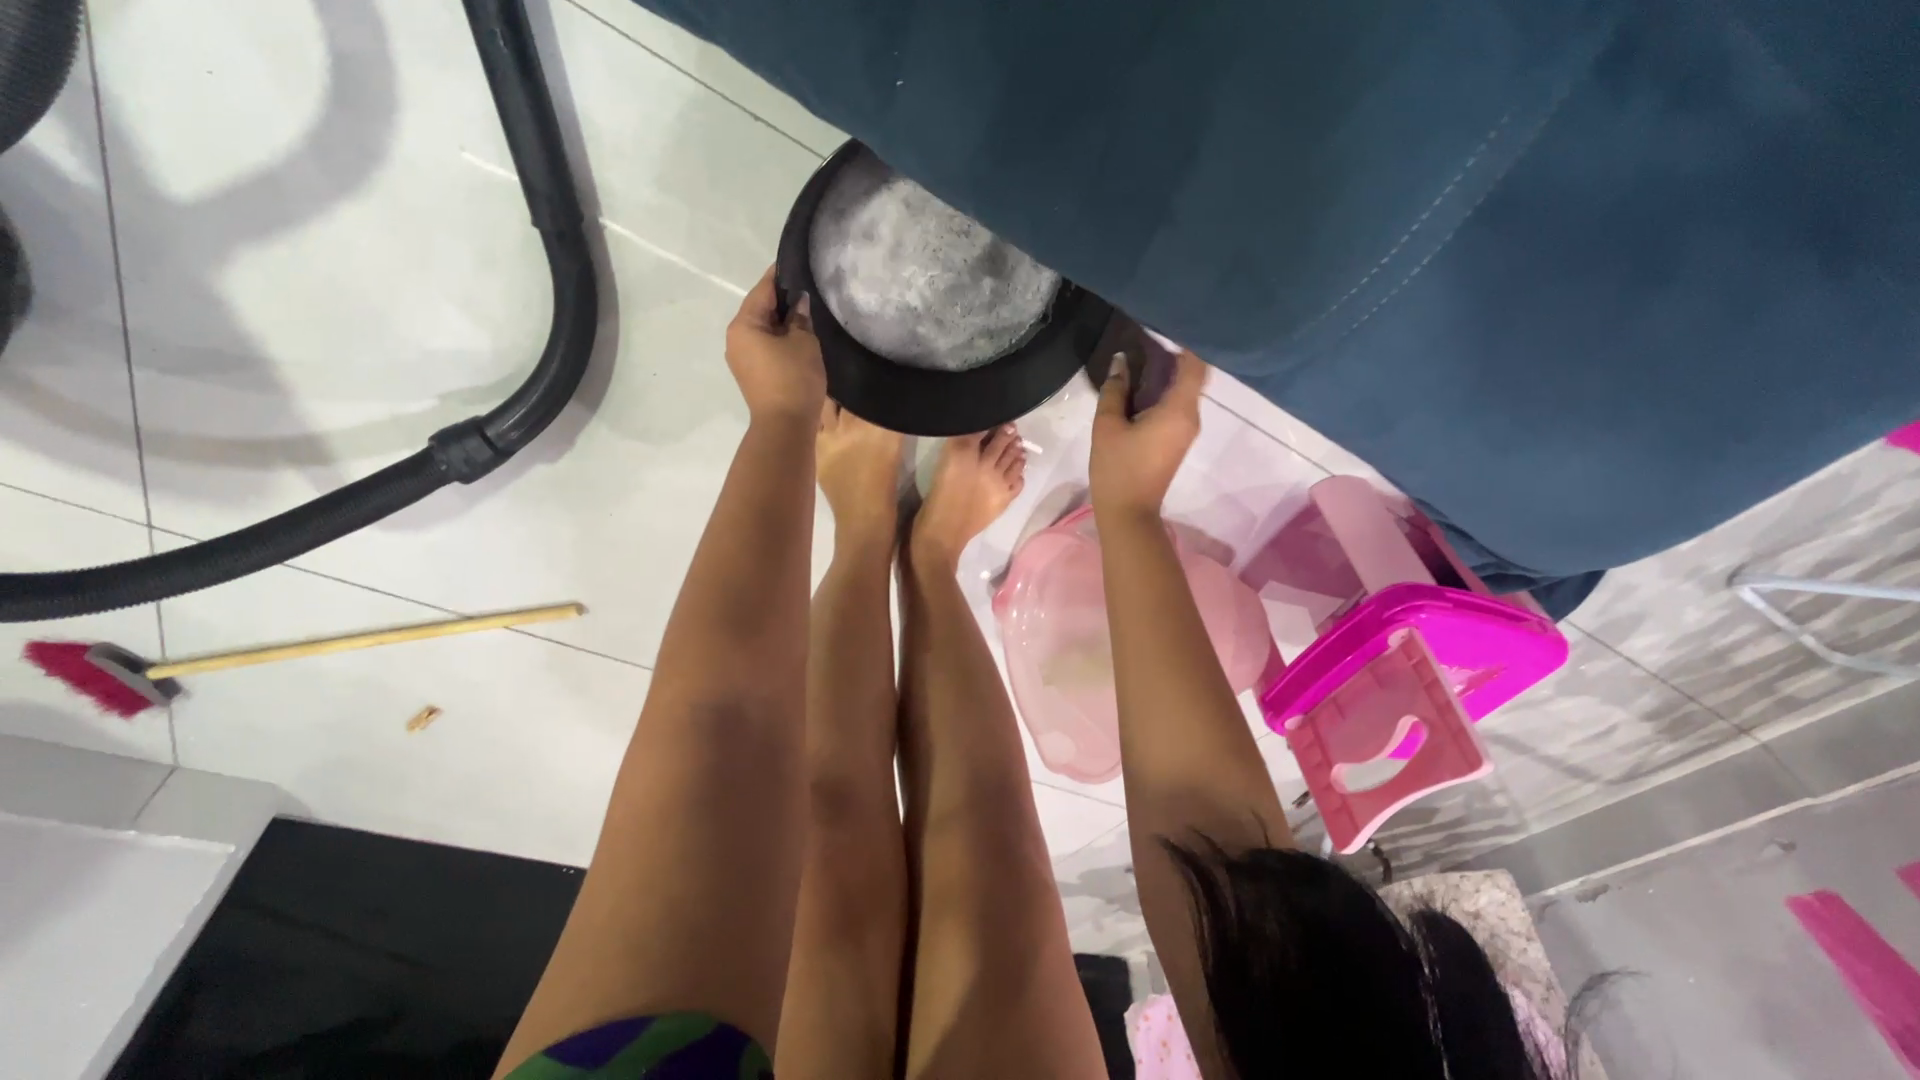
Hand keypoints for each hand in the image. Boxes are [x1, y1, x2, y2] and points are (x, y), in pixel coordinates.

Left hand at [726, 266, 826, 424]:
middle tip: (809, 290)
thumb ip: (800, 317)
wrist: (785, 426)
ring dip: (782, 322)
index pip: (763, 289)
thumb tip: (799, 303)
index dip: (781, 275)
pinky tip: (799, 337)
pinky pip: (765, 346)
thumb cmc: (793, 379)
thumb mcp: (803, 342)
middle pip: (760, 309)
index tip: (798, 262)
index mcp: (744, 324)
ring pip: (763, 329)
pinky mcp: (752, 374)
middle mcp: (735, 338)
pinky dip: (780, 339)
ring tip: (808, 314)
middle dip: (783, 300)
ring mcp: (741, 358)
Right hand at [1090, 346, 1207, 520]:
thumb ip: (1115, 390)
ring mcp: (1186, 430)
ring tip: (1145, 351)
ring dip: (1169, 372)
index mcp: (1178, 410)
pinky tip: (1144, 381)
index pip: (1195, 365)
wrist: (1129, 513)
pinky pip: (1177, 404)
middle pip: (1192, 375)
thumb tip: (1120, 361)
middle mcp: (1190, 416)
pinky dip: (1165, 389)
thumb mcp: (1107, 426)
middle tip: (1152, 332)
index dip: (1187, 342)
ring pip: (1185, 390)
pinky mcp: (1177, 439)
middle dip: (1175, 353)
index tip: (1171, 324)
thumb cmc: (1117, 469)